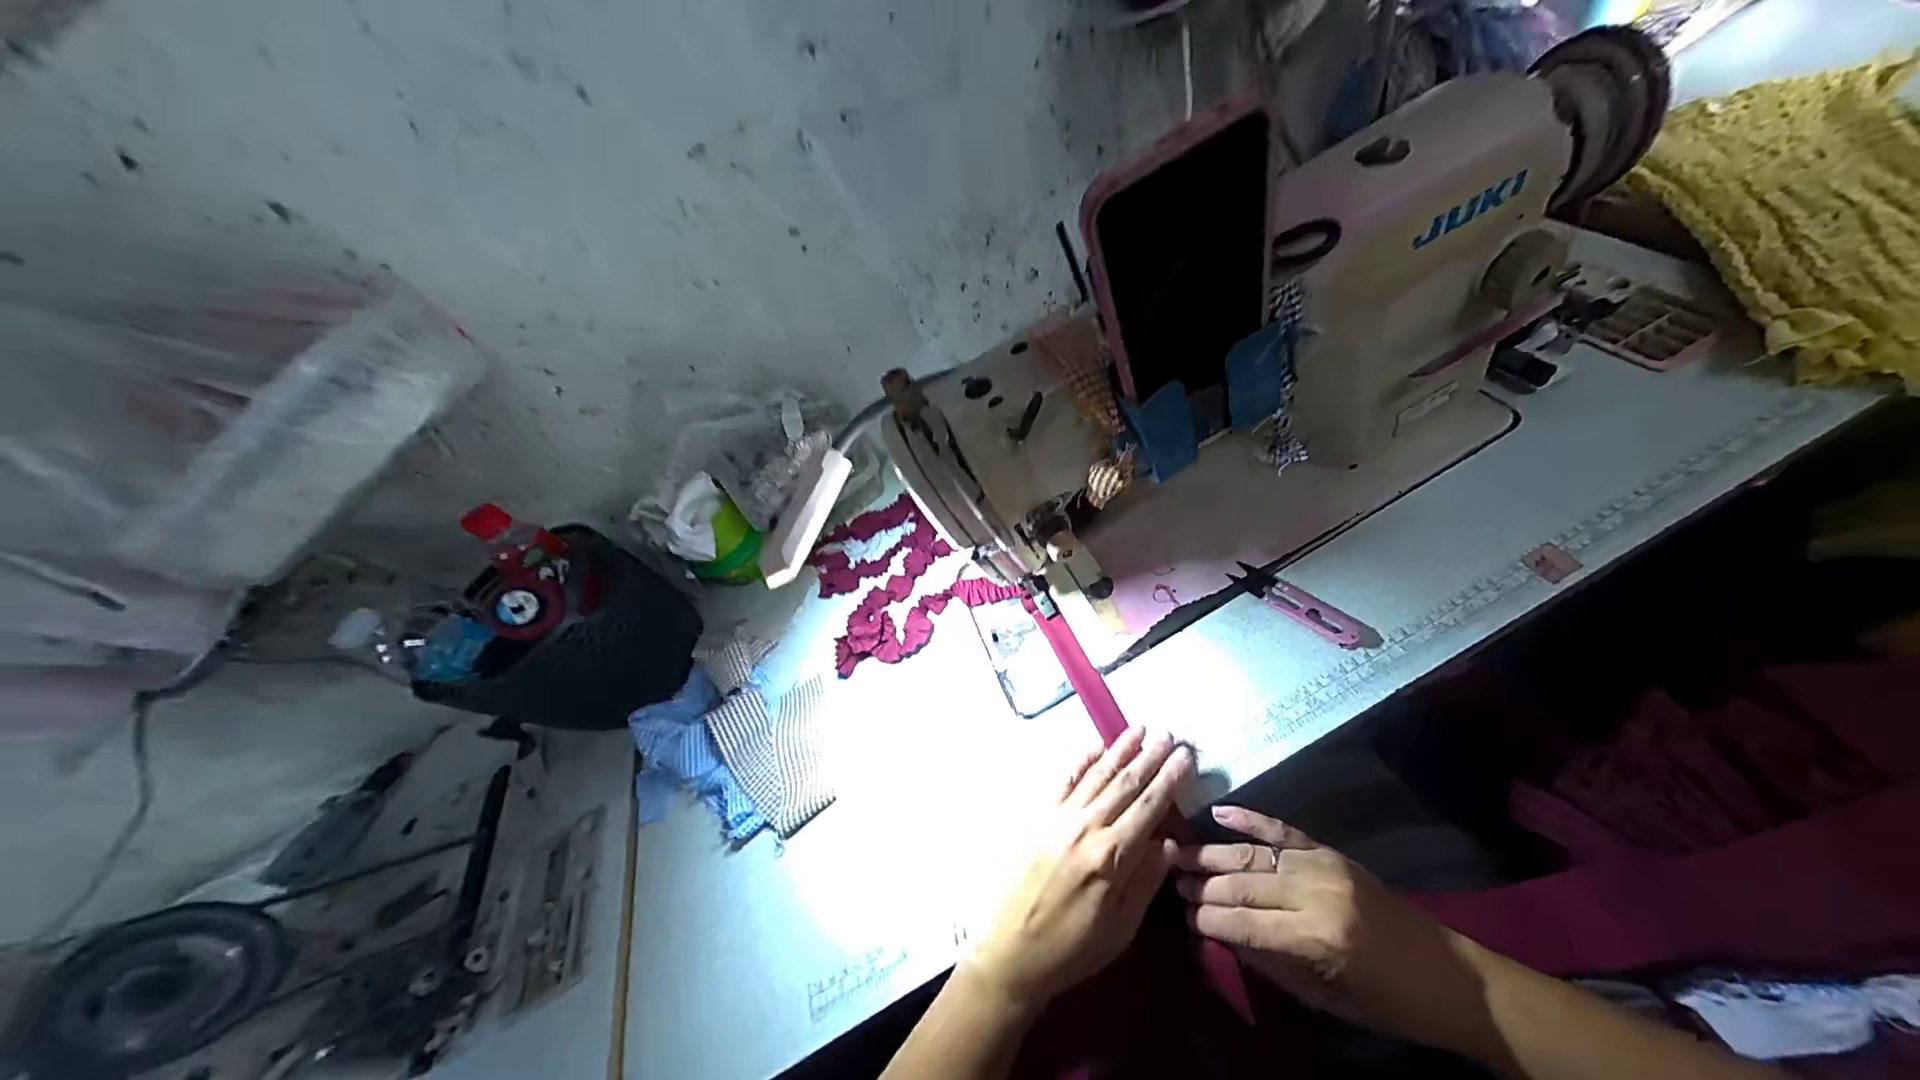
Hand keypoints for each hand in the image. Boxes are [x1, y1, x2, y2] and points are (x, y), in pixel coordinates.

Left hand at [959, 727, 1193, 1012]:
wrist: (1012, 951)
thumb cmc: (1073, 948)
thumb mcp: (1121, 927)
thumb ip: (1146, 881)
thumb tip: (1169, 842)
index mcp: (1111, 856)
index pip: (1149, 808)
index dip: (1170, 780)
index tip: (1186, 756)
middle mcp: (1086, 828)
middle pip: (1125, 785)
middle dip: (1150, 758)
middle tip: (1169, 734)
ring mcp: (1059, 819)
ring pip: (1096, 776)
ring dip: (1119, 751)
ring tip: (1139, 730)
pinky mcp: (1038, 819)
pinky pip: (1063, 782)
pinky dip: (1080, 762)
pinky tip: (1095, 747)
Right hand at [1174, 806, 1492, 1056]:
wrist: (1454, 977)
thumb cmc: (1390, 1002)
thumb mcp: (1328, 998)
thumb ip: (1273, 964)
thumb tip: (1223, 937)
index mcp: (1318, 937)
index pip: (1244, 924)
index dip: (1208, 921)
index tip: (1181, 917)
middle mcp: (1315, 892)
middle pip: (1242, 884)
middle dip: (1203, 885)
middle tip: (1172, 882)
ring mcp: (1322, 865)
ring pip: (1253, 854)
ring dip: (1213, 854)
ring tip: (1179, 854)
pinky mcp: (1330, 851)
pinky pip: (1281, 830)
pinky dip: (1248, 819)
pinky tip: (1218, 813)